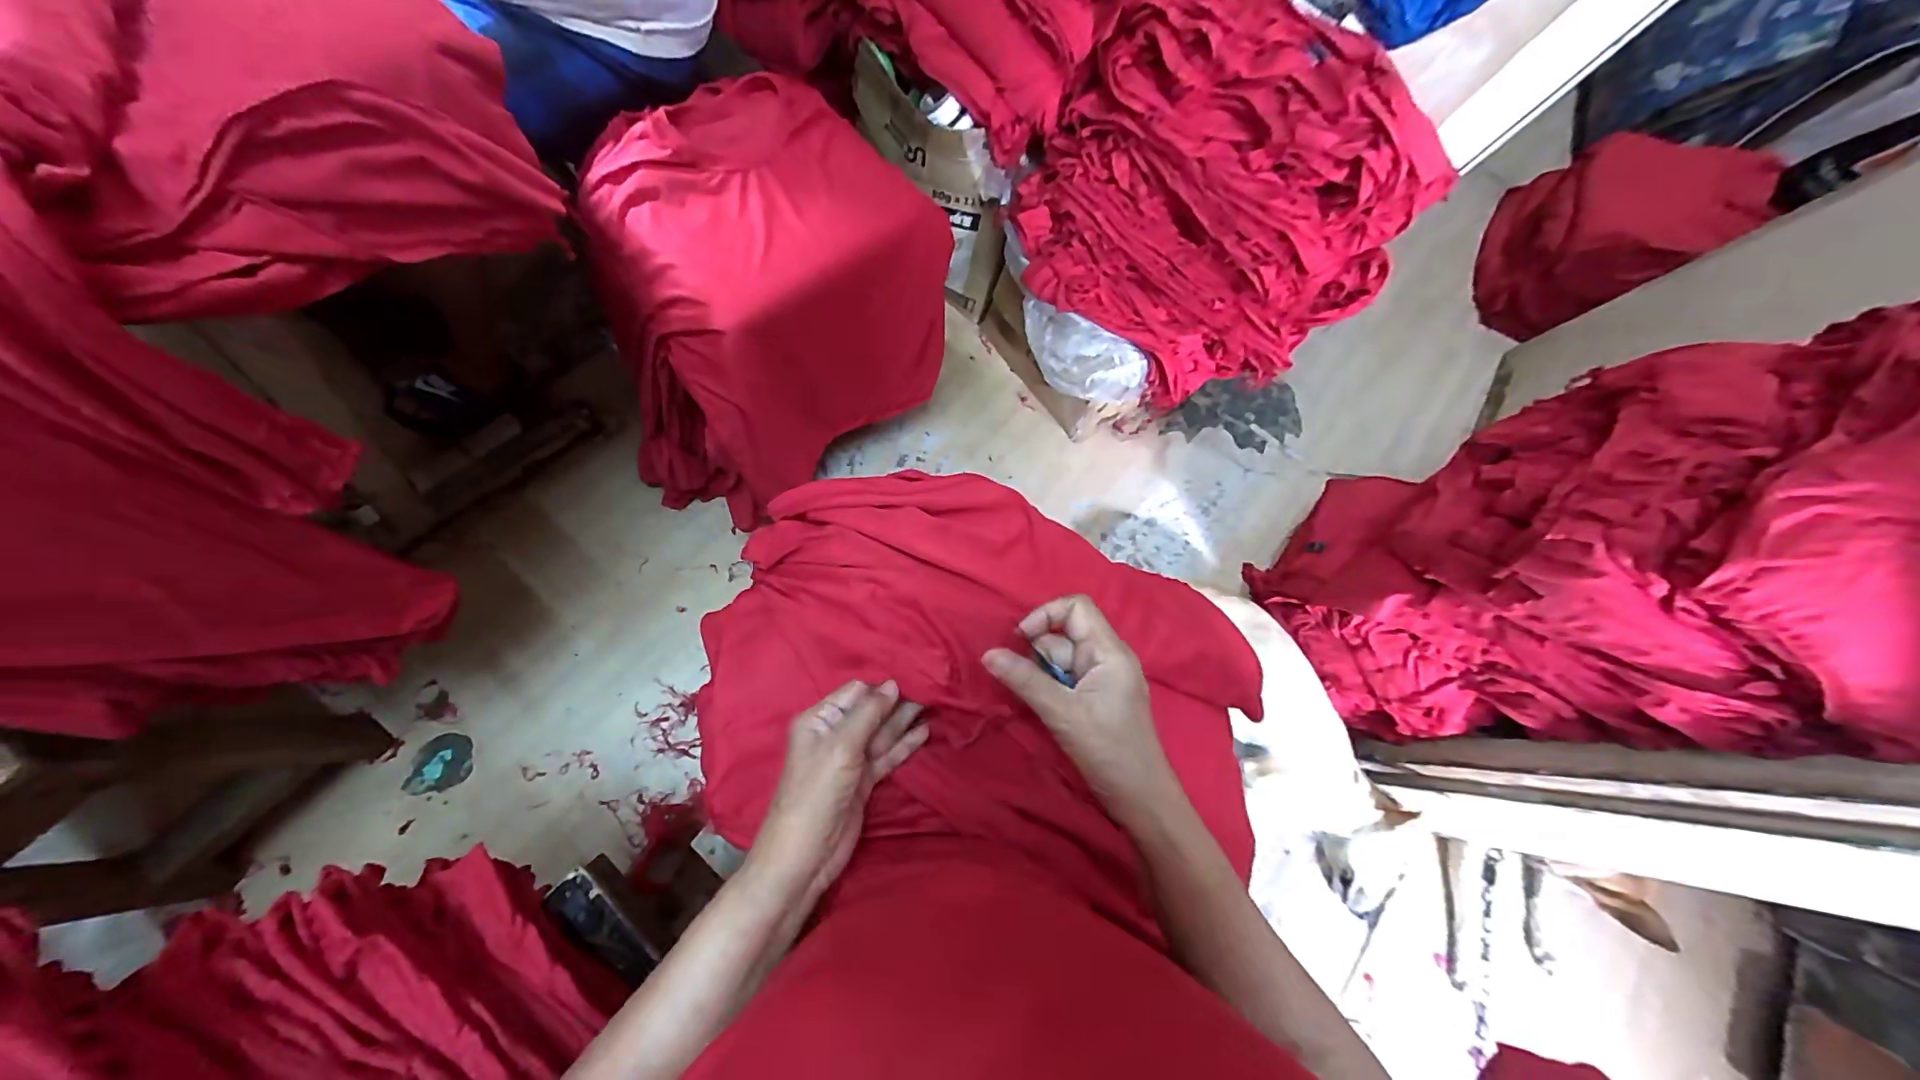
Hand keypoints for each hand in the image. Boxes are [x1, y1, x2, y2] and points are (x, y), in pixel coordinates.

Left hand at [749, 679, 928, 900]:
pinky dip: (904, 745)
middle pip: (871, 711)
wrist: (805, 856)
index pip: (856, 692)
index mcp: (819, 719)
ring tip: (933, 706)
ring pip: (881, 733)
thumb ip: (869, 714)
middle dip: (898, 702)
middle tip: (932, 692)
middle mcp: (834, 734)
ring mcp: (850, 759)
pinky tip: (924, 732)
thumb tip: (894, 685)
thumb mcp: (841, 747)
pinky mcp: (863, 781)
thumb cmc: (816, 794)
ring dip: (904, 721)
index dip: (883, 687)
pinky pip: (887, 755)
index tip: (915, 680)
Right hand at [982, 595, 1177, 818]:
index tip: (1020, 641)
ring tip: (1026, 695)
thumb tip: (988, 654)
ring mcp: (1102, 680)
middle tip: (1016, 676)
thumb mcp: (1062, 713)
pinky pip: (1065, 679)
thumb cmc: (1108, 751)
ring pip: (1061, 659)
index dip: (1045, 615)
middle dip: (1036, 649)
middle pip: (1064, 633)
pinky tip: (1037, 704)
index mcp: (1109, 651)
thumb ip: (1024, 680)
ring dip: (1038, 671)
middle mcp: (1107, 658)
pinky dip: (1047, 686)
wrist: (1141, 799)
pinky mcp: (1096, 700)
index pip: (1076, 607)